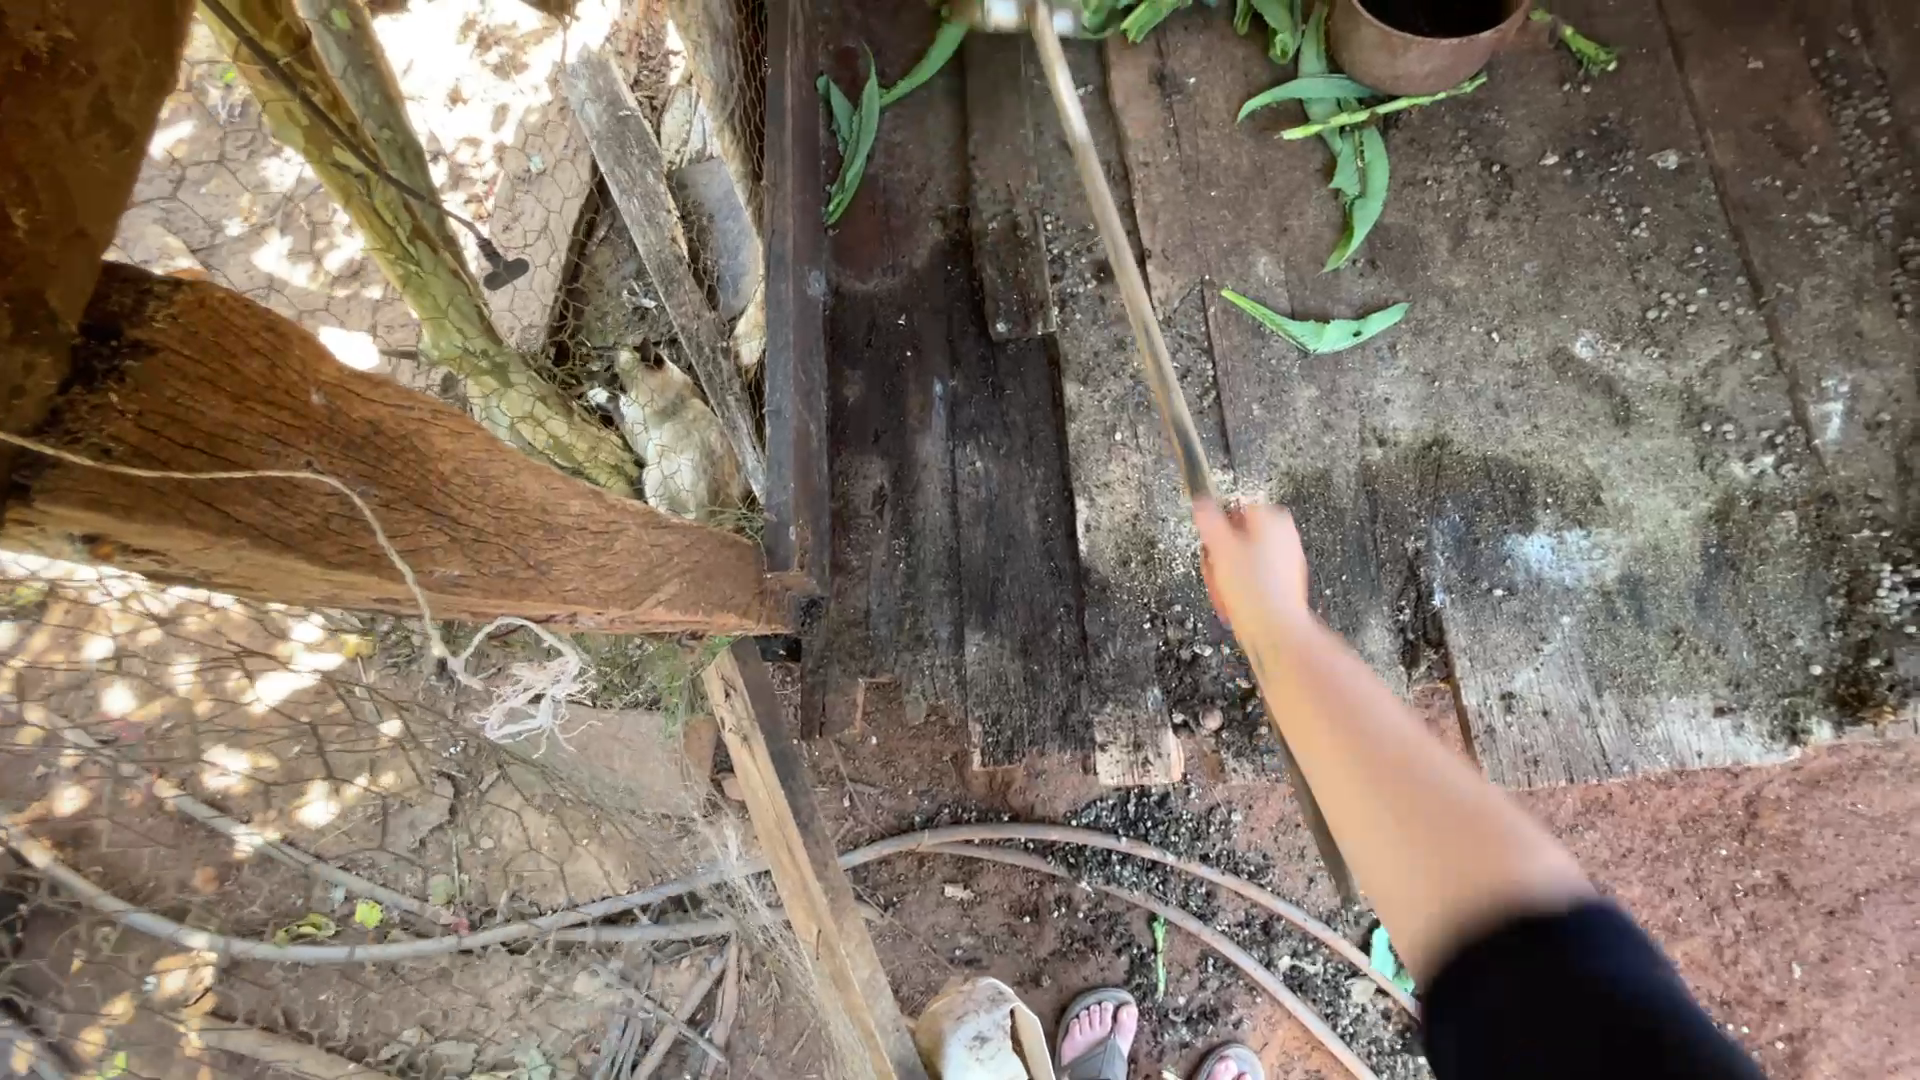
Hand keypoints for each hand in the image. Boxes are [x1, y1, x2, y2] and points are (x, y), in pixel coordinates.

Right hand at [1193, 499, 1310, 634]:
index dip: (1217, 527)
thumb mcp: (1220, 546)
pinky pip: (1252, 578)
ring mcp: (1284, 561)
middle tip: (1216, 569)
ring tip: (1225, 589)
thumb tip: (1201, 500)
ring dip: (1227, 573)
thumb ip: (1208, 518)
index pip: (1235, 509)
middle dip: (1220, 554)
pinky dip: (1240, 587)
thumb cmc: (1253, 587)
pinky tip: (1235, 600)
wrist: (1274, 627)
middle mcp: (1283, 536)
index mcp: (1273, 518)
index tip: (1210, 543)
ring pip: (1242, 559)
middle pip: (1237, 535)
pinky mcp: (1281, 583)